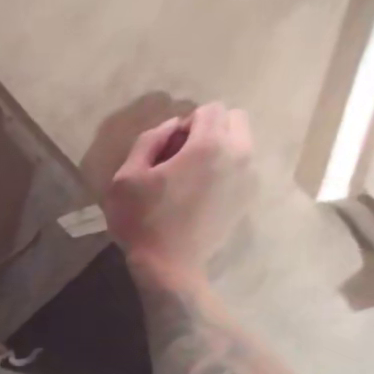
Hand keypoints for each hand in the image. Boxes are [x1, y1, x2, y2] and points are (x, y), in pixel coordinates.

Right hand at [102, 102, 254, 283]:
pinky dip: (223, 170)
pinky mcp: (248, 194)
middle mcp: (239, 152)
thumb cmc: (141, 220)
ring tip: (189, 176)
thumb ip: (146, 143)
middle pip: (234, 118)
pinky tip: (198, 194)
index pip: (208, 109)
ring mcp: (249, 174)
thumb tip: (170, 126)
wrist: (168, 264)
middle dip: (207, 129)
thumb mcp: (125, 179)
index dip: (183, 123)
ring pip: (240, 142)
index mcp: (209, 144)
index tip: (165, 149)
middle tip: (179, 157)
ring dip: (217, 149)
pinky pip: (241, 167)